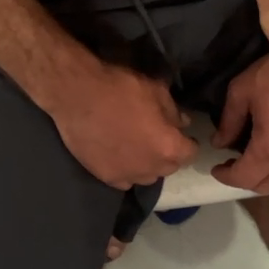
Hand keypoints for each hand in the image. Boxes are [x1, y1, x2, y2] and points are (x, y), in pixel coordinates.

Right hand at [47, 61, 197, 190]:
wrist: (77, 95)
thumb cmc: (119, 87)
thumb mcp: (155, 89)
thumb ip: (173, 110)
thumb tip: (183, 123)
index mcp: (168, 147)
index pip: (190, 152)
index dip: (187, 141)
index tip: (180, 132)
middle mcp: (152, 169)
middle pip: (170, 167)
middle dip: (168, 153)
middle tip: (156, 136)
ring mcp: (127, 176)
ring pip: (147, 176)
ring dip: (148, 164)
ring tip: (137, 147)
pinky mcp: (105, 178)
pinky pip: (124, 180)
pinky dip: (126, 171)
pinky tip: (118, 155)